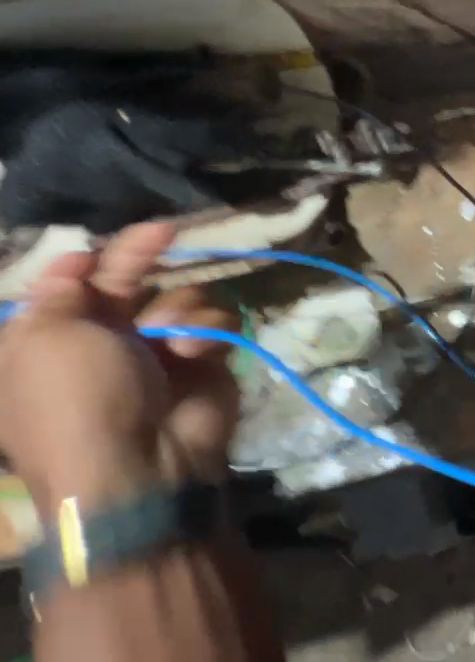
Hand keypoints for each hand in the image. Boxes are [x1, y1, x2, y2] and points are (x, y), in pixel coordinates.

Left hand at [0, 224, 239, 512]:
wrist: (143, 456)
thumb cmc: (79, 397)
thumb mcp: (47, 341)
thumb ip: (60, 295)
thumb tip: (72, 264)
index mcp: (50, 340)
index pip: (70, 287)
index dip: (88, 261)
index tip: (107, 242)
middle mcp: (103, 341)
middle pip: (129, 283)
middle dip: (145, 258)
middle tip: (168, 229)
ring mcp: (157, 351)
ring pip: (181, 300)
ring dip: (181, 310)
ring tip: (175, 337)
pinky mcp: (205, 359)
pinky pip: (216, 324)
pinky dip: (209, 332)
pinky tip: (198, 351)